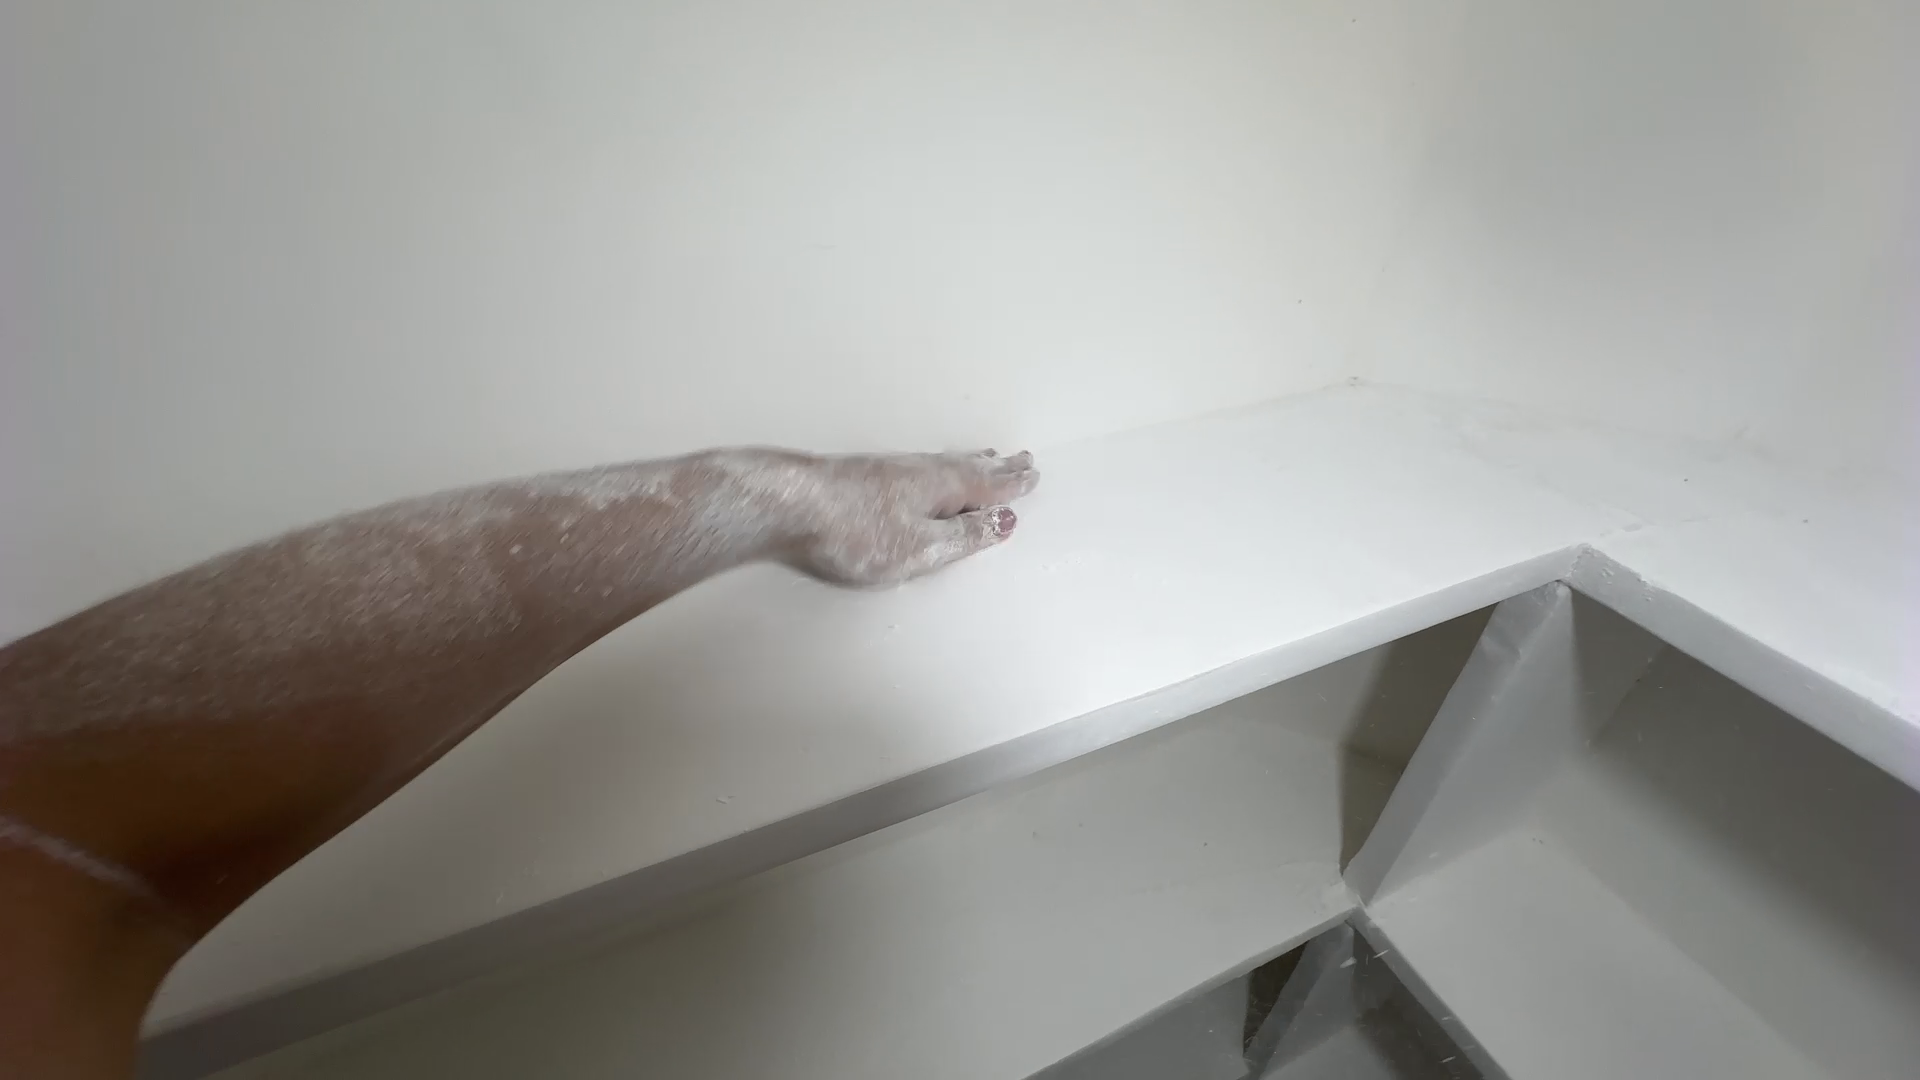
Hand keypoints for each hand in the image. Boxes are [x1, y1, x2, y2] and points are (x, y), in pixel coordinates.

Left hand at [787, 450, 1039, 585]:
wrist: (793, 504)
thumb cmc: (858, 532)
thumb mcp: (921, 548)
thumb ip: (964, 536)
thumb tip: (1005, 521)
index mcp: (943, 487)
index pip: (989, 485)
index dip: (1012, 484)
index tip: (1033, 476)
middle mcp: (924, 470)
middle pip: (971, 466)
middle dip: (999, 466)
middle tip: (1022, 458)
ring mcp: (896, 469)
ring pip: (948, 462)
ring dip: (974, 460)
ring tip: (988, 455)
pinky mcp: (872, 474)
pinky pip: (926, 465)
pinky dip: (945, 464)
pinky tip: (934, 468)